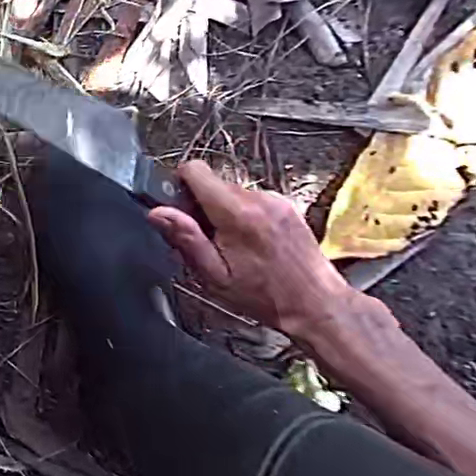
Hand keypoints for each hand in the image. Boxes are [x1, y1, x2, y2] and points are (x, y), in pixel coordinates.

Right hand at [147, 160, 361, 339]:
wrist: (318, 305)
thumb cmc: (265, 296)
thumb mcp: (214, 275)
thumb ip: (185, 239)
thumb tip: (158, 213)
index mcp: (237, 214)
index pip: (195, 170)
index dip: (179, 185)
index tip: (182, 209)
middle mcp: (259, 199)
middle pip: (211, 183)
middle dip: (200, 205)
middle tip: (208, 239)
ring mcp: (276, 200)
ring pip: (230, 191)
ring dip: (222, 211)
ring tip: (231, 244)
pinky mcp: (286, 205)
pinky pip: (250, 199)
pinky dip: (242, 214)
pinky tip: (249, 242)